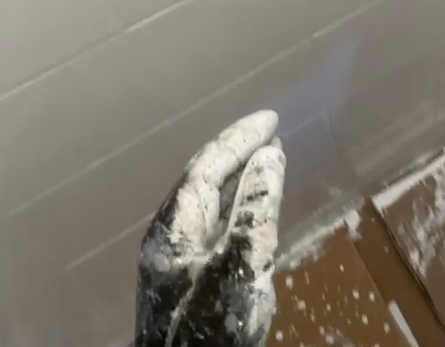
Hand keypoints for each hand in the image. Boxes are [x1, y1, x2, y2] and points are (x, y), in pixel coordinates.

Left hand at [136, 111, 285, 346]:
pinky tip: (257, 209)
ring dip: (241, 179)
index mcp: (172, 227)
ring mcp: (179, 261)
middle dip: (239, 154)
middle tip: (273, 133)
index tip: (271, 119)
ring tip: (270, 159)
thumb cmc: (210, 329)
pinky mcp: (192, 283)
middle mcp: (171, 237)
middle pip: (205, 181)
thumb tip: (271, 156)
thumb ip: (255, 210)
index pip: (207, 166)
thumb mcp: (240, 267)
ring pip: (212, 205)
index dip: (239, 138)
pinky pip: (218, 230)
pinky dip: (240, 210)